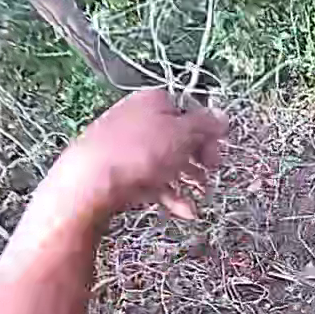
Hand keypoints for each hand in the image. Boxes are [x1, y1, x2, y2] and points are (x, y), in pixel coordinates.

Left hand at [43, 88, 227, 220]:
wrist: (91, 181)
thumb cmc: (141, 151)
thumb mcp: (182, 134)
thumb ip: (205, 125)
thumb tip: (223, 116)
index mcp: (155, 102)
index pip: (191, 112)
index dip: (208, 133)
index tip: (217, 152)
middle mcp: (140, 118)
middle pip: (180, 138)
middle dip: (199, 158)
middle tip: (211, 173)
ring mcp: (128, 145)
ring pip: (168, 161)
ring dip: (189, 178)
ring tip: (202, 194)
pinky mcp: (121, 170)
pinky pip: (153, 180)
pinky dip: (171, 194)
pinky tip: (186, 211)